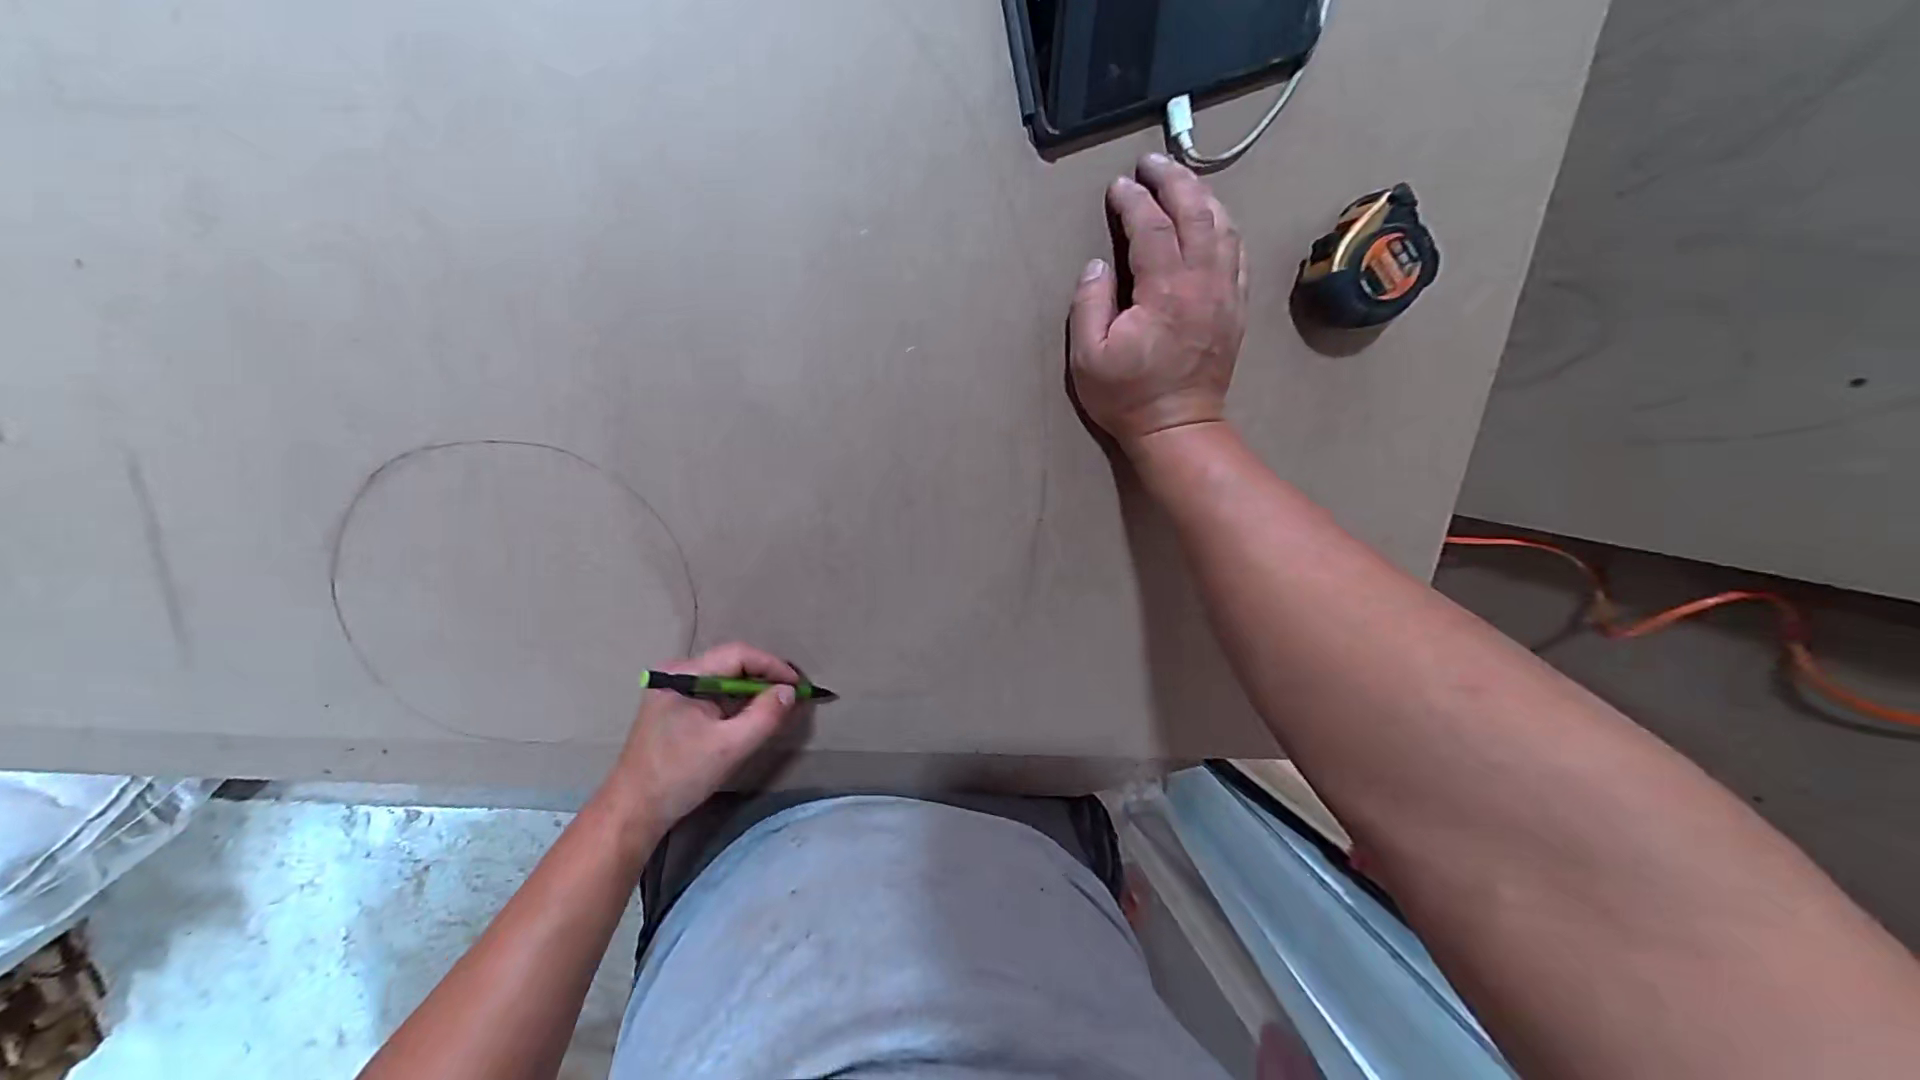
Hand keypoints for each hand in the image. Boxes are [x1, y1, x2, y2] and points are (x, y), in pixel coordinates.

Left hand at [599, 642, 799, 831]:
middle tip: (794, 695)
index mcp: (684, 675)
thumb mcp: (730, 747)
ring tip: (779, 706)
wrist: (633, 811)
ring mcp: (674, 690)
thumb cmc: (679, 775)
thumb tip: (789, 691)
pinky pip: (716, 695)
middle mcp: (677, 674)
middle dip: (766, 678)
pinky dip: (739, 703)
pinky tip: (755, 717)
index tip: (799, 685)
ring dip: (754, 692)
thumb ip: (765, 715)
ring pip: (726, 680)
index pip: (738, 655)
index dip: (773, 666)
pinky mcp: (676, 708)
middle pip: (733, 664)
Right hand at [1069, 153, 1248, 448]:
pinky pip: (1237, 252)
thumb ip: (1089, 304)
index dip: (1133, 201)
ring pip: (1222, 227)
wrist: (1179, 429)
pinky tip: (1211, 218)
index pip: (1151, 228)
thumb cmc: (1127, 397)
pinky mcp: (1236, 307)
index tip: (1118, 186)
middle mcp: (1203, 282)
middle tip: (1151, 162)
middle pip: (1195, 213)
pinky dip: (1224, 226)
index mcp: (1165, 291)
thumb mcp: (1088, 357)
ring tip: (1180, 180)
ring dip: (1202, 196)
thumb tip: (1097, 265)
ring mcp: (1226, 293)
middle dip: (1172, 181)